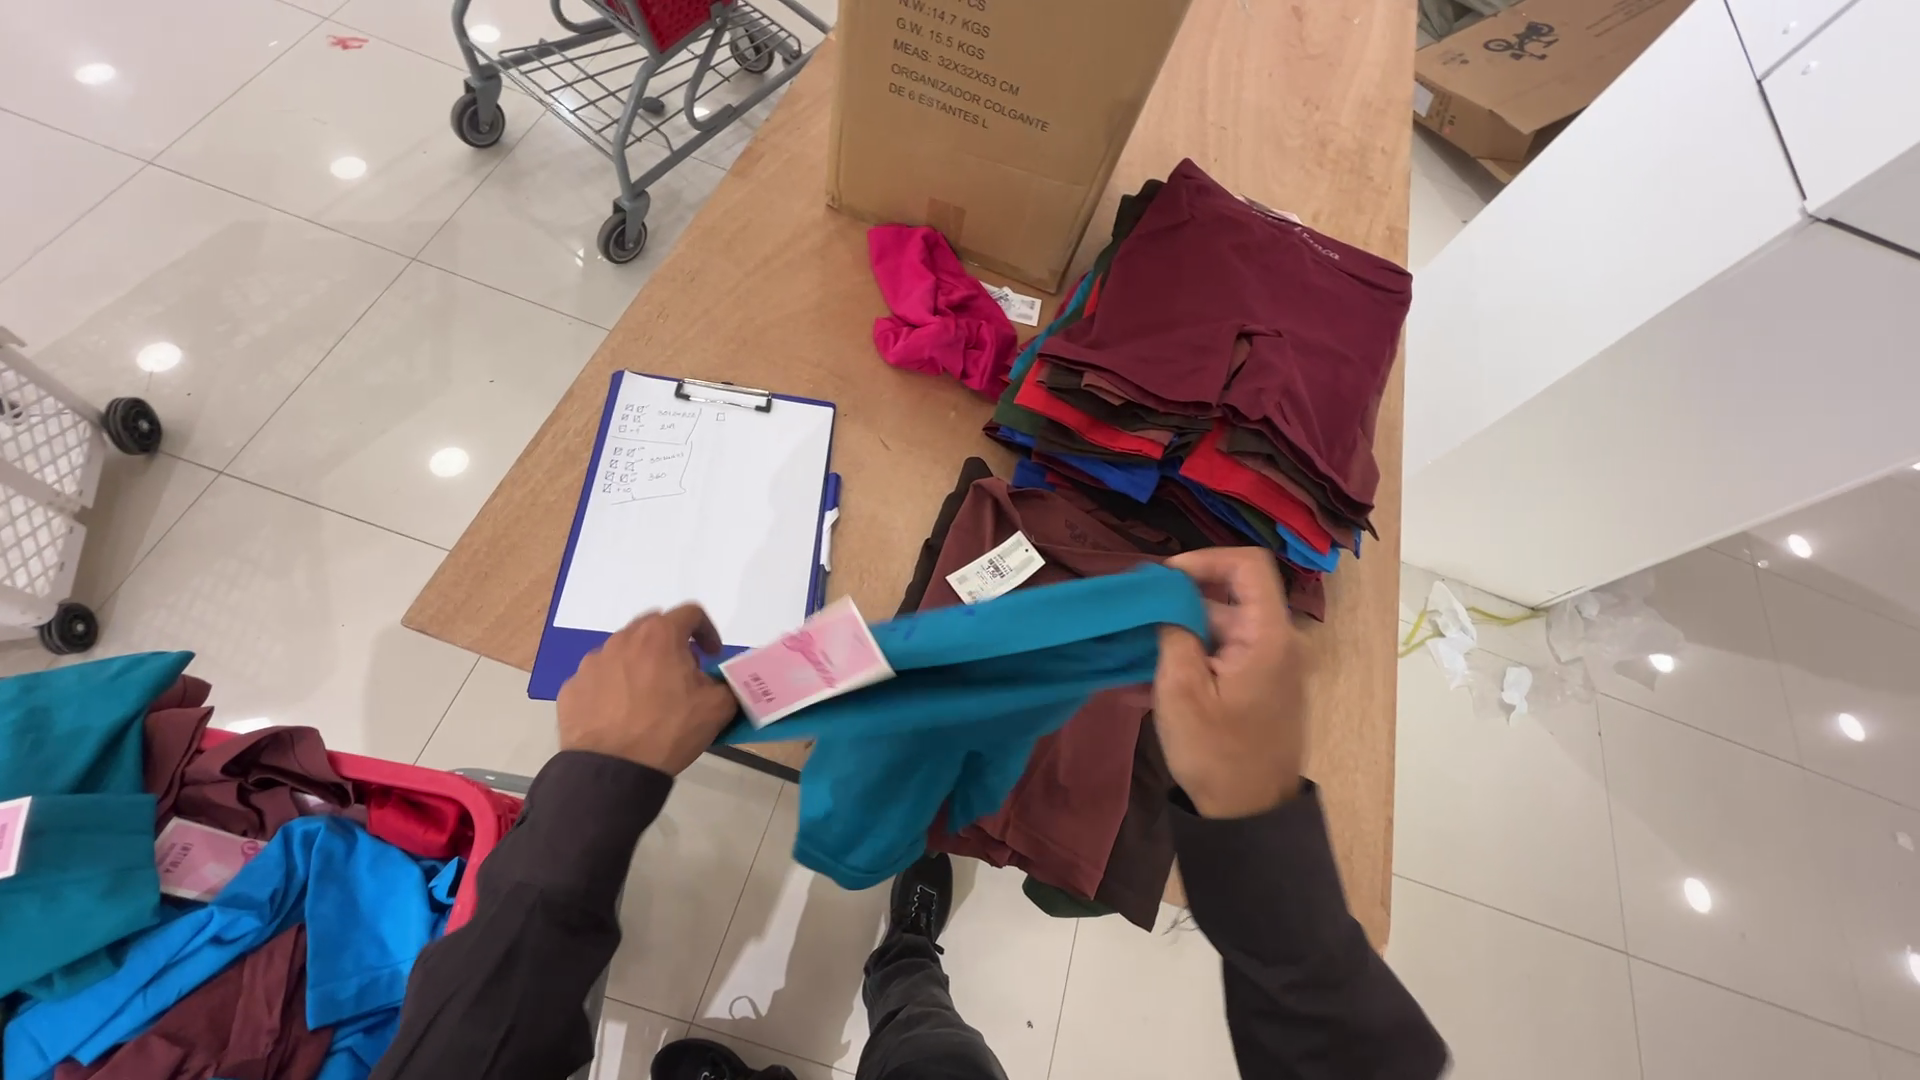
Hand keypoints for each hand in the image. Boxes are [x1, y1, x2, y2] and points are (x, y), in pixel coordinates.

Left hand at [556, 605, 739, 775]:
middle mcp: (623, 640)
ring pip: (623, 651)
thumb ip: (728, 683)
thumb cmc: (669, 731)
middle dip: (672, 643)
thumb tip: (721, 681)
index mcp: (660, 636)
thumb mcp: (718, 707)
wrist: (612, 771)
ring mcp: (592, 663)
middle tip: (682, 672)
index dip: (707, 631)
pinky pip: (600, 678)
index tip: (712, 656)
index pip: (690, 613)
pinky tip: (622, 714)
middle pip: (653, 627)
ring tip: (649, 697)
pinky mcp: (572, 688)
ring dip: (641, 664)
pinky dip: (614, 687)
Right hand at [1154, 548, 1307, 817]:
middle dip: (1179, 602)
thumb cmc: (1215, 752)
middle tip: (1135, 618)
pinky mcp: (1258, 685)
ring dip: (1177, 633)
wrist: (1249, 817)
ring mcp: (1269, 665)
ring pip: (1219, 626)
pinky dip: (1188, 656)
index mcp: (1267, 636)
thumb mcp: (1181, 690)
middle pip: (1228, 596)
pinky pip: (1222, 653)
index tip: (1163, 580)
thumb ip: (1174, 631)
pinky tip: (1147, 676)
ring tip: (1133, 650)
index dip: (1204, 559)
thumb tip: (1166, 597)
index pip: (1247, 565)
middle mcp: (1276, 641)